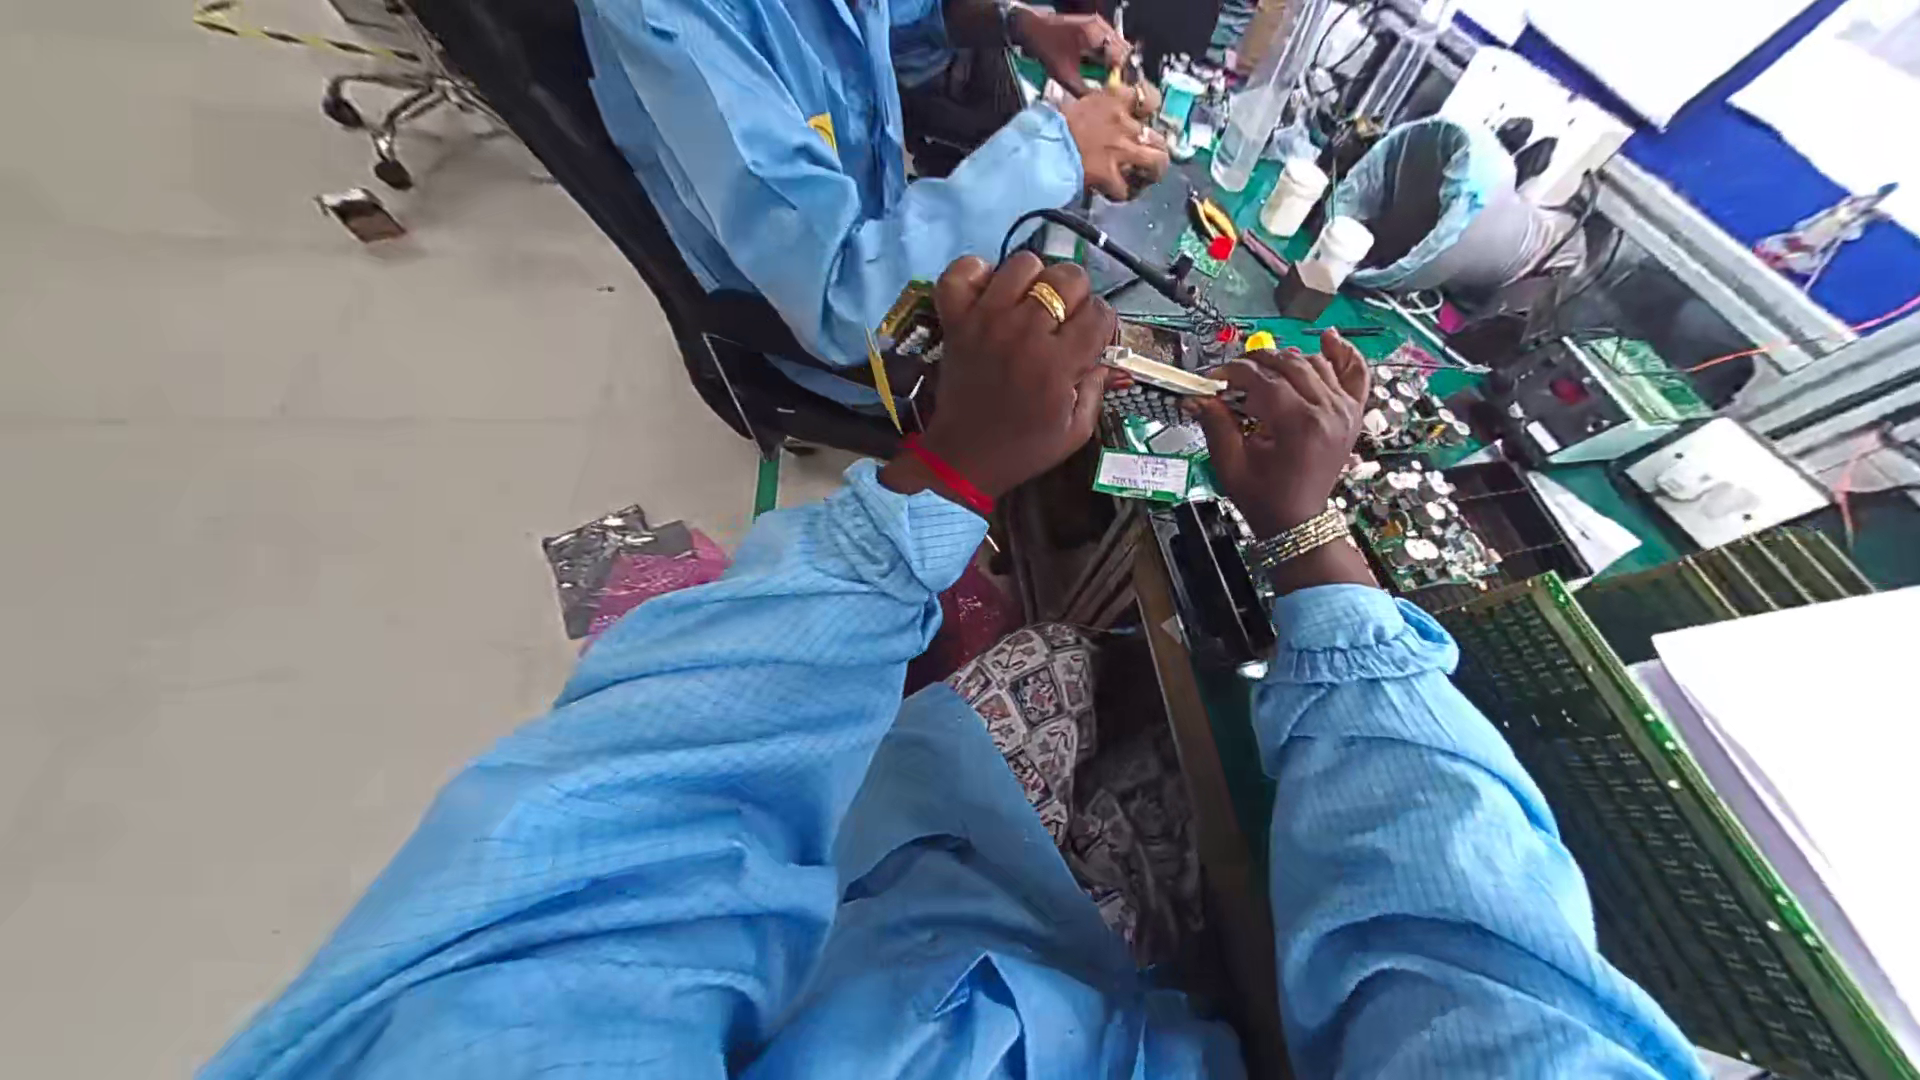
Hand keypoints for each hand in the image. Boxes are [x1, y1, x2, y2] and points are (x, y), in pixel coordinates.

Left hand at [881, 253, 1115, 503]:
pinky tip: (990, 295)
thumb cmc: (1023, 449)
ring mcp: (987, 320)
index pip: (1100, 312)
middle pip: (1068, 277)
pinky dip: (977, 274)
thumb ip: (1096, 388)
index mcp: (1058, 363)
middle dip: (1076, 297)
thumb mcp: (1075, 430)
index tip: (1090, 342)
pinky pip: (963, 271)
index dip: (1101, 326)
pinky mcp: (957, 320)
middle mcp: (1024, 333)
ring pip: (1024, 263)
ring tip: (1028, 308)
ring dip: (1033, 281)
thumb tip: (1104, 356)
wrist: (964, 459)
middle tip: (1062, 323)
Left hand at [1010, 7, 1127, 94]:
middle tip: (1118, 94)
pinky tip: (1104, 75)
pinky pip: (1109, 45)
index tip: (1121, 96)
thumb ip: (1083, 91)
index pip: (1121, 57)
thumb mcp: (1064, 76)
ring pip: (1118, 48)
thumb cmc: (1047, 49)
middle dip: (1122, 72)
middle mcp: (1101, 27)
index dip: (1123, 78)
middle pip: (1123, 51)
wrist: (1033, 28)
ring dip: (1116, 66)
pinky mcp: (1094, 28)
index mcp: (1096, 35)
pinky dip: (1109, 60)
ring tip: (1112, 87)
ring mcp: (1099, 25)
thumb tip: (1098, 107)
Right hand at [1061, 87, 1169, 200]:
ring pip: (1156, 161)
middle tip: (1148, 160)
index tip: (1146, 118)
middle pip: (1158, 135)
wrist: (1043, 146)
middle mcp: (1124, 123)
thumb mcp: (1076, 104)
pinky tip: (1114, 194)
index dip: (1151, 110)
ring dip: (1153, 173)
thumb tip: (1088, 110)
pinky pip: (1124, 189)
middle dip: (1156, 149)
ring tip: (1144, 181)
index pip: (1148, 97)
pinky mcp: (1110, 175)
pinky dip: (1121, 194)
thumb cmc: (1053, 125)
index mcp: (1114, 100)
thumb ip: (1092, 108)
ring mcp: (1120, 150)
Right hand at [1185, 331, 1374, 591]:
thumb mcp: (1230, 464)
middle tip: (1233, 374)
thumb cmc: (1263, 497)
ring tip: (1262, 371)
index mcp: (1298, 424)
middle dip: (1255, 363)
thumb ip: (1216, 424)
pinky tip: (1328, 339)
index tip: (1214, 378)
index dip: (1233, 373)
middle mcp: (1328, 411)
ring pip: (1314, 363)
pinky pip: (1355, 373)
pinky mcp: (1352, 413)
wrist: (1297, 519)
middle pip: (1288, 364)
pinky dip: (1342, 353)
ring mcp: (1345, 410)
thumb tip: (1197, 397)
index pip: (1262, 379)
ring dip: (1285, 360)